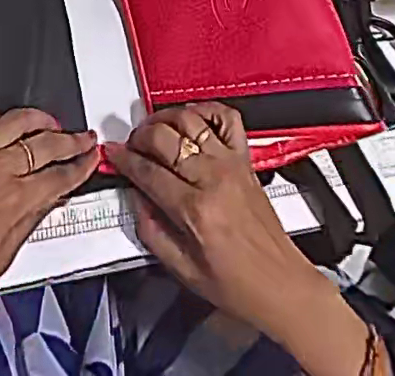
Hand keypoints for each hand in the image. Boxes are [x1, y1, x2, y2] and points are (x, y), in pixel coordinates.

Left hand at [0, 105, 99, 307]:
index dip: (81, 165)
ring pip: (16, 120)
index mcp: (16, 199)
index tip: (89, 158)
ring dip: (40, 118)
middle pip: (47, 143)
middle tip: (82, 137)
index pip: (61, 174)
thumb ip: (30, 219)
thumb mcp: (5, 256)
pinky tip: (0, 118)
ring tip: (49, 121)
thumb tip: (47, 201)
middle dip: (72, 140)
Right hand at [109, 104, 376, 375]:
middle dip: (139, 137)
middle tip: (132, 145)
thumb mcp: (183, 270)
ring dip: (165, 118)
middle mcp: (214, 180)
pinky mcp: (245, 158)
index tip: (114, 154)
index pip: (148, 171)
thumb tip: (135, 199)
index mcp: (195, 212)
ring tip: (154, 129)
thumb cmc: (239, 284)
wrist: (280, 285)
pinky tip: (191, 116)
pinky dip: (206, 109)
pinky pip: (227, 117)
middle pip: (164, 138)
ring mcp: (232, 164)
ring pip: (190, 120)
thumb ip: (152, 231)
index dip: (125, 159)